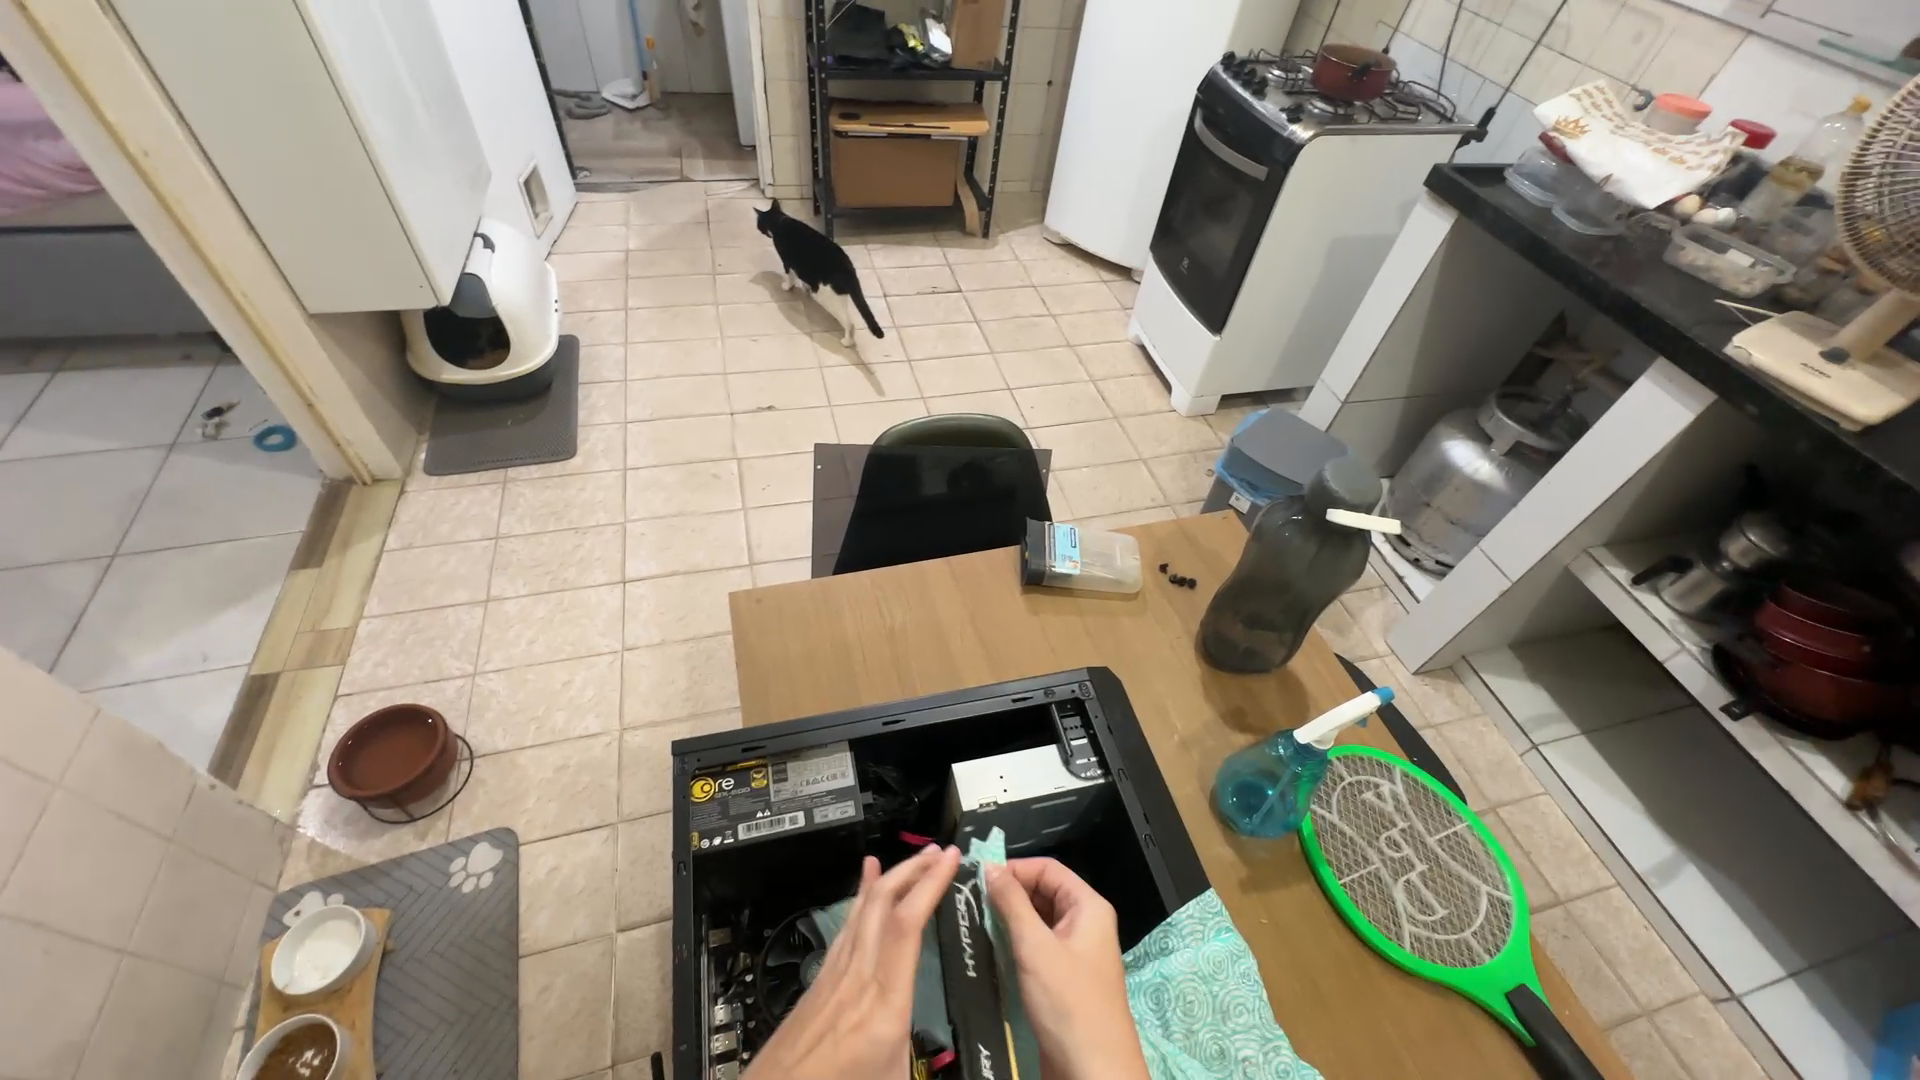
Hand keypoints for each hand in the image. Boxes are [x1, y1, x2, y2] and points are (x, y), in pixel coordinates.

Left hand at [744, 844, 960, 1079]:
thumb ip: (927, 1060)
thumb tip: (965, 1073)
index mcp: (884, 1004)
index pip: (907, 925)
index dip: (930, 884)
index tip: (952, 859)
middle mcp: (858, 977)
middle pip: (882, 903)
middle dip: (914, 868)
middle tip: (941, 851)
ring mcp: (835, 972)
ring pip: (863, 908)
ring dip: (892, 876)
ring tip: (918, 858)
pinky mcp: (822, 976)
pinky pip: (847, 923)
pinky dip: (862, 894)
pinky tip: (866, 878)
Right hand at [985, 858, 1148, 1079]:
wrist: (1094, 1072)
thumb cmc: (1068, 1002)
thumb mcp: (1035, 947)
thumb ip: (1012, 903)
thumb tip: (991, 867)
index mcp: (1088, 907)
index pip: (1048, 869)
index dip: (1015, 868)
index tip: (979, 879)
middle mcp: (1085, 923)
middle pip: (1044, 891)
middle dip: (1011, 893)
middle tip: (973, 900)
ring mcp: (1076, 952)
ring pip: (1039, 920)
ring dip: (1011, 919)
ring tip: (977, 921)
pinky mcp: (1064, 978)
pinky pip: (1039, 946)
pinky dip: (1017, 943)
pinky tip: (993, 948)